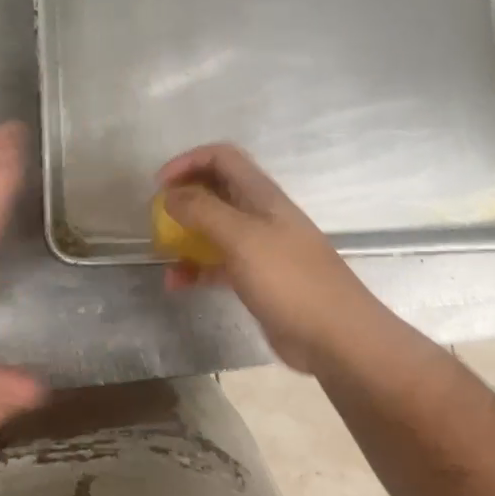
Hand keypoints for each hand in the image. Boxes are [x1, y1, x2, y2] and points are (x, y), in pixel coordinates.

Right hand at [159, 144, 381, 373]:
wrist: (337, 337)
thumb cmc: (290, 280)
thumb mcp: (242, 238)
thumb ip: (203, 211)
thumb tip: (170, 195)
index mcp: (261, 195)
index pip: (222, 158)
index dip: (188, 162)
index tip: (160, 185)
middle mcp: (260, 215)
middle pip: (216, 190)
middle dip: (184, 197)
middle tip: (157, 216)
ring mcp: (259, 248)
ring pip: (214, 228)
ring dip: (186, 234)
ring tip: (161, 250)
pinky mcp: (257, 279)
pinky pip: (218, 264)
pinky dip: (195, 269)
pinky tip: (176, 284)